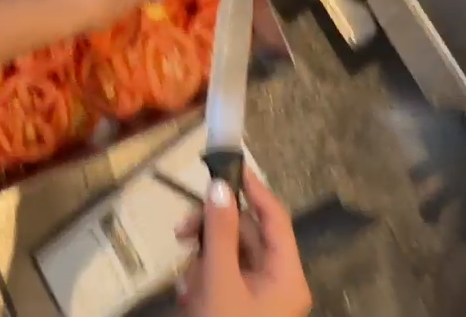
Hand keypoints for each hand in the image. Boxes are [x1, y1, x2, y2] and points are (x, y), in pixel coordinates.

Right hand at [175, 172, 310, 316]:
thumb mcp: (219, 281)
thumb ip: (219, 231)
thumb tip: (219, 186)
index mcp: (286, 274)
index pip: (274, 216)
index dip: (252, 188)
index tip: (223, 164)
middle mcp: (278, 281)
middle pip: (244, 233)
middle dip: (210, 230)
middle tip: (179, 230)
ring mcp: (260, 296)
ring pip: (228, 253)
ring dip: (201, 257)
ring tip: (185, 282)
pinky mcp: (241, 306)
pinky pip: (222, 276)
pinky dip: (202, 277)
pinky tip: (188, 296)